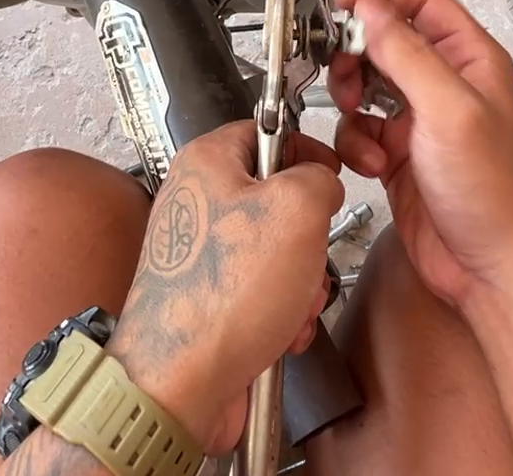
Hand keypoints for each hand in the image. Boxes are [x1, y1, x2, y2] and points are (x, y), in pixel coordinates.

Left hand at [107, 121, 343, 453]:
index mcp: (208, 162)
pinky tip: (280, 329)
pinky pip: (264, 288)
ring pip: (277, 248)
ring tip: (292, 301)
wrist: (182, 380)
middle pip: (277, 197)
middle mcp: (199, 200)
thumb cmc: (223, 294)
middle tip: (306, 253)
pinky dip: (282, 309)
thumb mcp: (297, 210)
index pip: (265, 132)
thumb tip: (323, 181)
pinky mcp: (209, 293)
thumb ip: (319, 177)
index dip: (304, 150)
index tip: (329, 171)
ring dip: (300, 280)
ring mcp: (201, 250)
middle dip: (307, 235)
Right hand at [328, 0, 512, 308]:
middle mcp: (443, 82)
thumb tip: (371, 9)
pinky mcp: (396, 148)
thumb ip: (407, 54)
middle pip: (383, 39)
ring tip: (359, 120)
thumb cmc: (493, 194)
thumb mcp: (449, 111)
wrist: (488, 268)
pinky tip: (373, 162)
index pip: (420, 0)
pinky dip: (354, 141)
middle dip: (355, 54)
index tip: (343, 8)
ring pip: (363, 81)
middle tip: (343, 72)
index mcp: (469, 59)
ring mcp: (418, 116)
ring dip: (349, 100)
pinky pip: (357, 126)